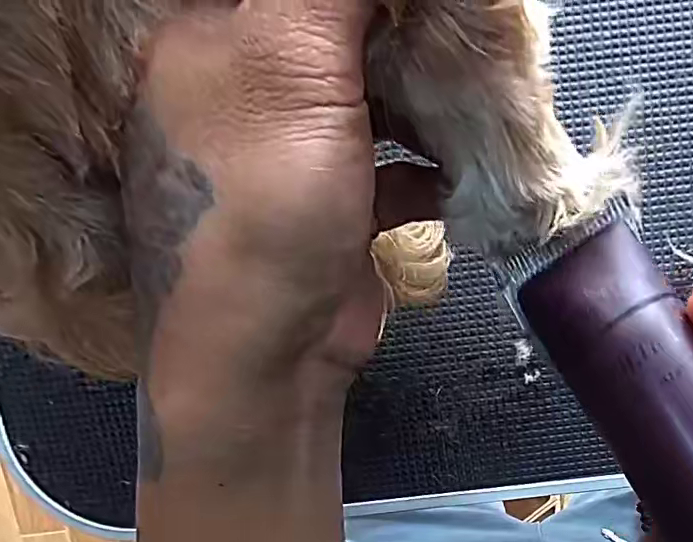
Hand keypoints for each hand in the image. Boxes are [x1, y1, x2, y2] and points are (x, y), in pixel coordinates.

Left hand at [124, 0, 440, 447]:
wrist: (271, 356)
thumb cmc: (268, 211)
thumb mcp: (292, 69)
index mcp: (215, 34)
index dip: (375, 0)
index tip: (433, 9)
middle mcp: (255, 89)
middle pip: (348, 34)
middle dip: (414, 37)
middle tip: (471, 43)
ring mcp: (301, 157)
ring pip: (379, 102)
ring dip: (431, 106)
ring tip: (477, 108)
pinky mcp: (341, 212)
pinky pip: (393, 171)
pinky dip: (426, 172)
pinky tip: (452, 179)